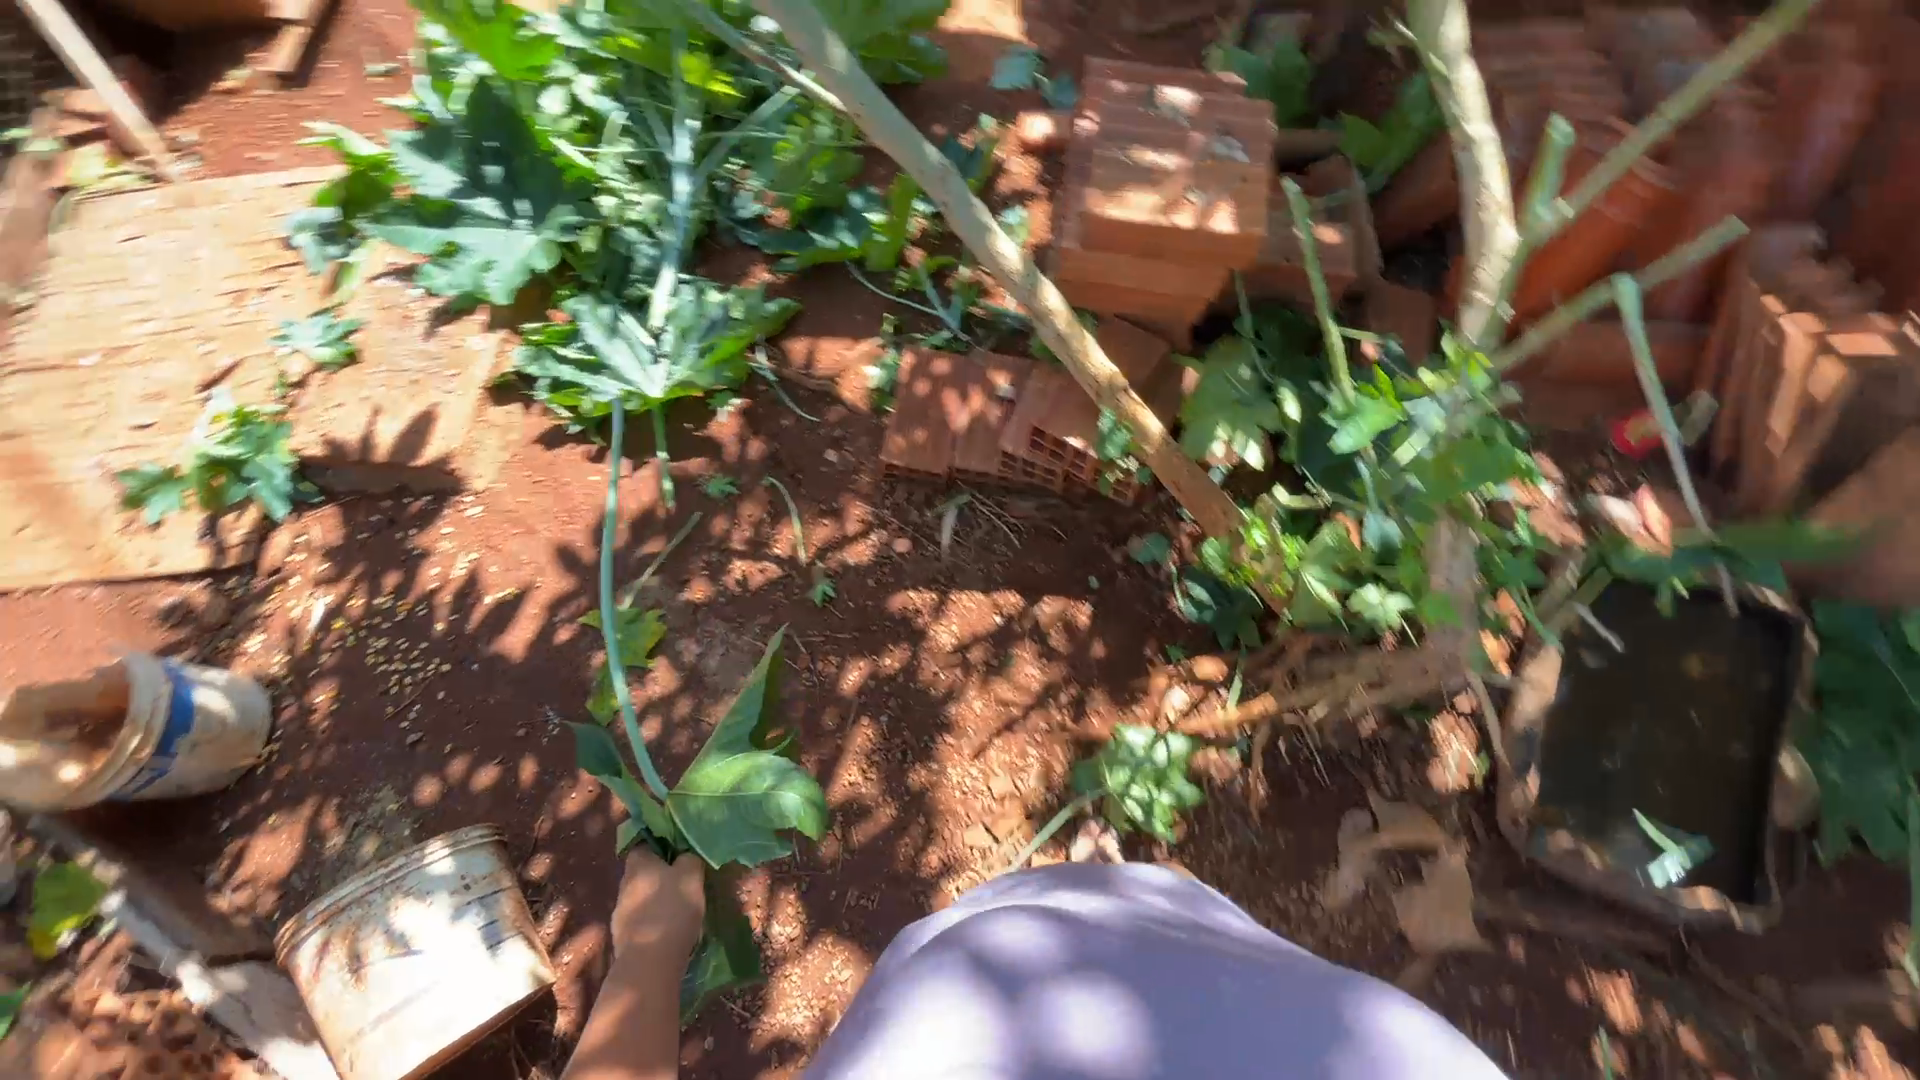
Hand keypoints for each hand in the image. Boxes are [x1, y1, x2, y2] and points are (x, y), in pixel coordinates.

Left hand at [610, 847, 705, 960]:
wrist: (650, 961)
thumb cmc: (672, 909)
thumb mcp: (691, 875)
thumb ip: (689, 858)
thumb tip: (684, 855)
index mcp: (638, 865)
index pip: (643, 845)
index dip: (660, 846)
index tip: (678, 852)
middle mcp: (623, 885)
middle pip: (642, 873)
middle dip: (660, 875)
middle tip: (683, 880)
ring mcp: (619, 914)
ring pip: (641, 898)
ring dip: (656, 900)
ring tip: (679, 908)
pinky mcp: (622, 938)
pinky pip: (641, 921)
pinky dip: (653, 921)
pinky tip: (669, 929)